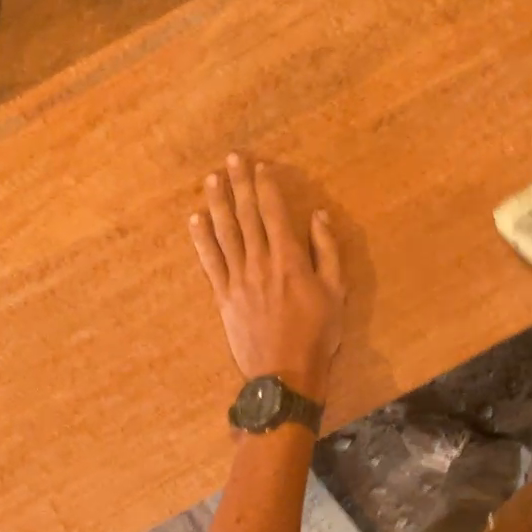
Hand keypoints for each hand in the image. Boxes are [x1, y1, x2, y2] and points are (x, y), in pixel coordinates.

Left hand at [190, 154, 345, 401]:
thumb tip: (319, 216)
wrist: (286, 373)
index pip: (274, 213)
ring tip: (212, 179)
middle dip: (240, 184)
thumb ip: (327, 251)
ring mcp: (238, 278)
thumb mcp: (336, 292)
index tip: (260, 167)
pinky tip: (195, 220)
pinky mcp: (223, 296)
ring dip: (218, 203)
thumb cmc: (318, 334)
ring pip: (225, 233)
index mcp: (290, 259)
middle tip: (232, 158)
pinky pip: (210, 262)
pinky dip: (202, 239)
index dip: (266, 187)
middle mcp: (260, 262)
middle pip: (247, 216)